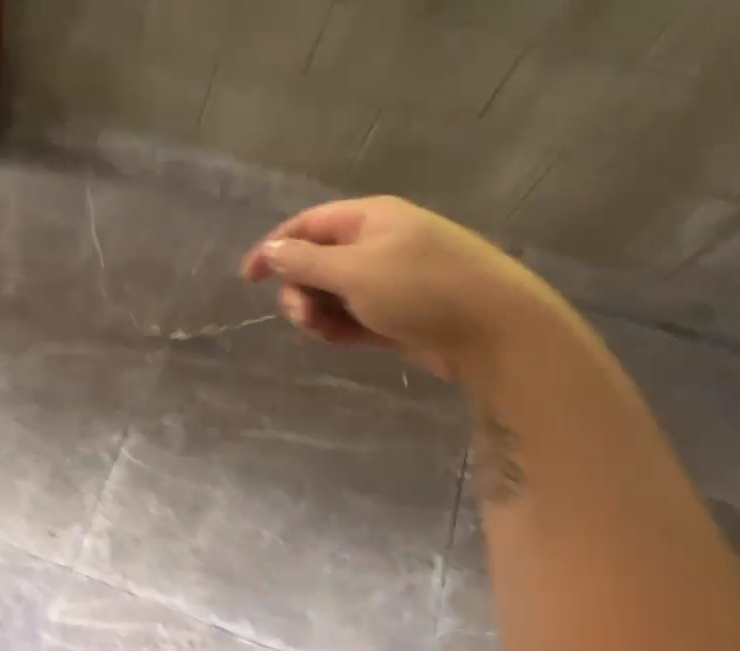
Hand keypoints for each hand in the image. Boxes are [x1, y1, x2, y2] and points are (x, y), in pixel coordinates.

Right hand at [240, 196, 568, 378]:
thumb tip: (270, 251)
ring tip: (329, 334)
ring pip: (330, 295)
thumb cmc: (421, 289)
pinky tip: (346, 342)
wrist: (491, 330)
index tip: (248, 280)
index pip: (307, 225)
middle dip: (299, 291)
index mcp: (369, 219)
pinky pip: (351, 317)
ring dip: (318, 315)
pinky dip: (340, 329)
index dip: (274, 249)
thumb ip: (305, 261)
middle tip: (303, 317)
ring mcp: (387, 280)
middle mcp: (376, 244)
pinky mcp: (394, 313)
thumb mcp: (353, 271)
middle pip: (315, 263)